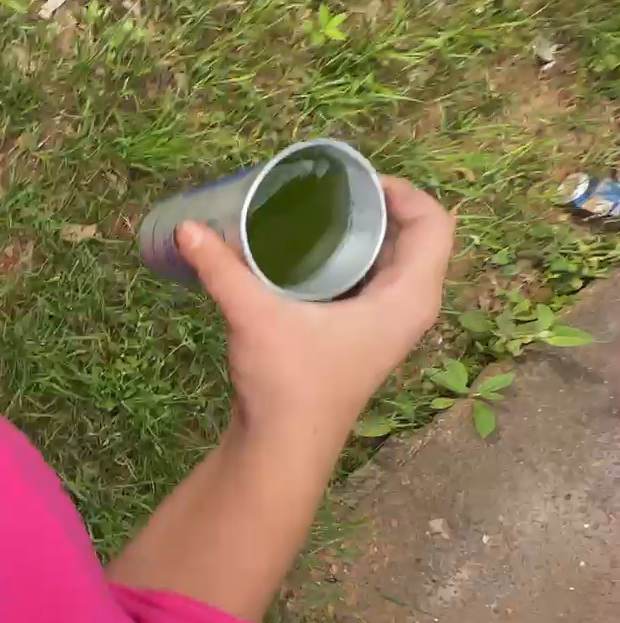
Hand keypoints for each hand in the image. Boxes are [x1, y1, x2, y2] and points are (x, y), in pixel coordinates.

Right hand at [175, 176, 454, 442]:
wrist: (282, 442)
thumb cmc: (289, 379)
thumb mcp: (255, 317)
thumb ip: (222, 271)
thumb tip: (188, 228)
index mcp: (408, 295)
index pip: (433, 224)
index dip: (401, 192)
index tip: (351, 180)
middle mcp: (405, 307)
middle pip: (407, 241)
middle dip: (367, 213)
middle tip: (318, 197)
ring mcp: (380, 327)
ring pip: (380, 267)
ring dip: (349, 241)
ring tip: (303, 222)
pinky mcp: (352, 340)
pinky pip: (356, 288)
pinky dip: (332, 268)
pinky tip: (291, 266)